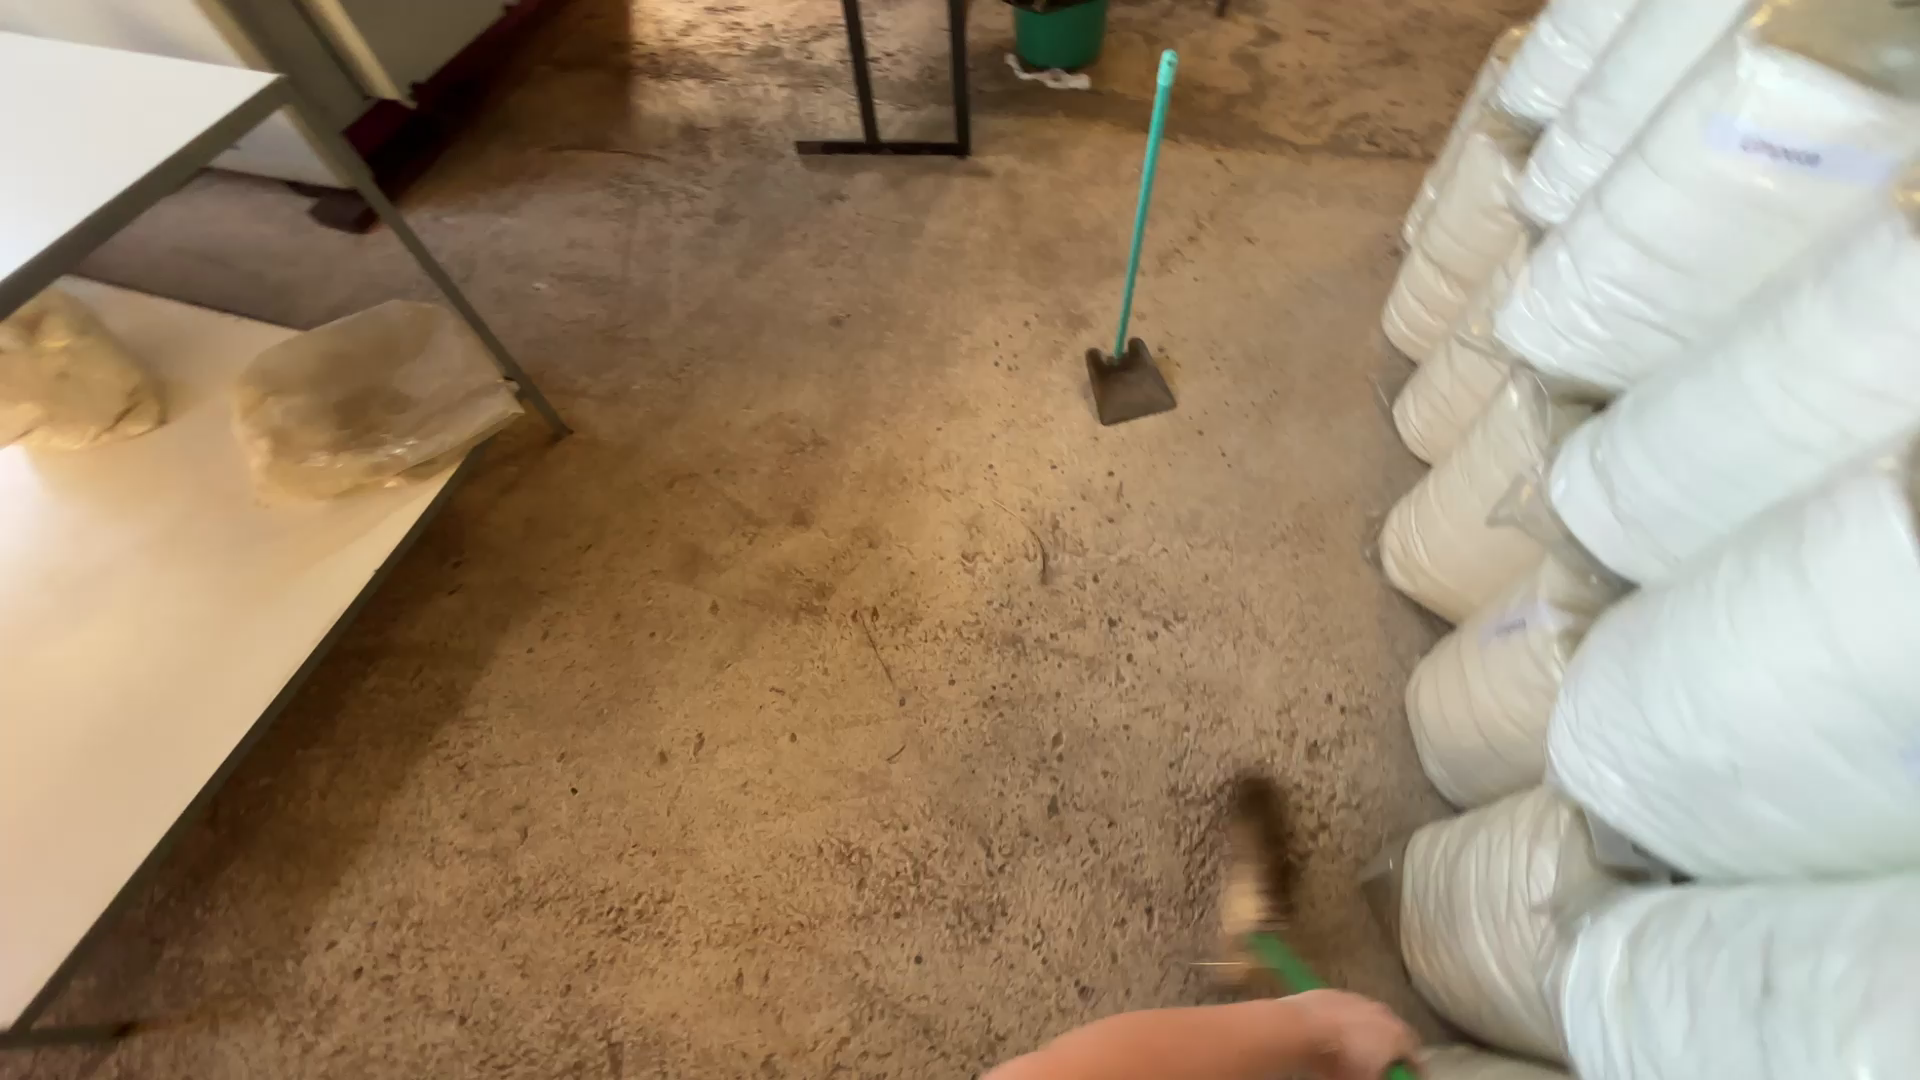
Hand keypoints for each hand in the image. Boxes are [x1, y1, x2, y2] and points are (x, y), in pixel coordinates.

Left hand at [1278, 989, 1421, 1079]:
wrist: (1302, 1027)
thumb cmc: (1342, 1061)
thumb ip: (1383, 1077)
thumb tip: (1380, 1074)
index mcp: (1399, 1035)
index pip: (1416, 1057)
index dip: (1411, 1071)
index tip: (1403, 1078)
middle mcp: (1383, 1011)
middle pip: (1395, 1034)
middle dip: (1390, 1051)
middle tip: (1380, 1066)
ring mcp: (1357, 998)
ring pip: (1370, 1019)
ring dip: (1368, 1034)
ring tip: (1354, 1050)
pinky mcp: (1334, 992)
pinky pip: (1348, 1011)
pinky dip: (1347, 1022)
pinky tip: (1335, 1034)